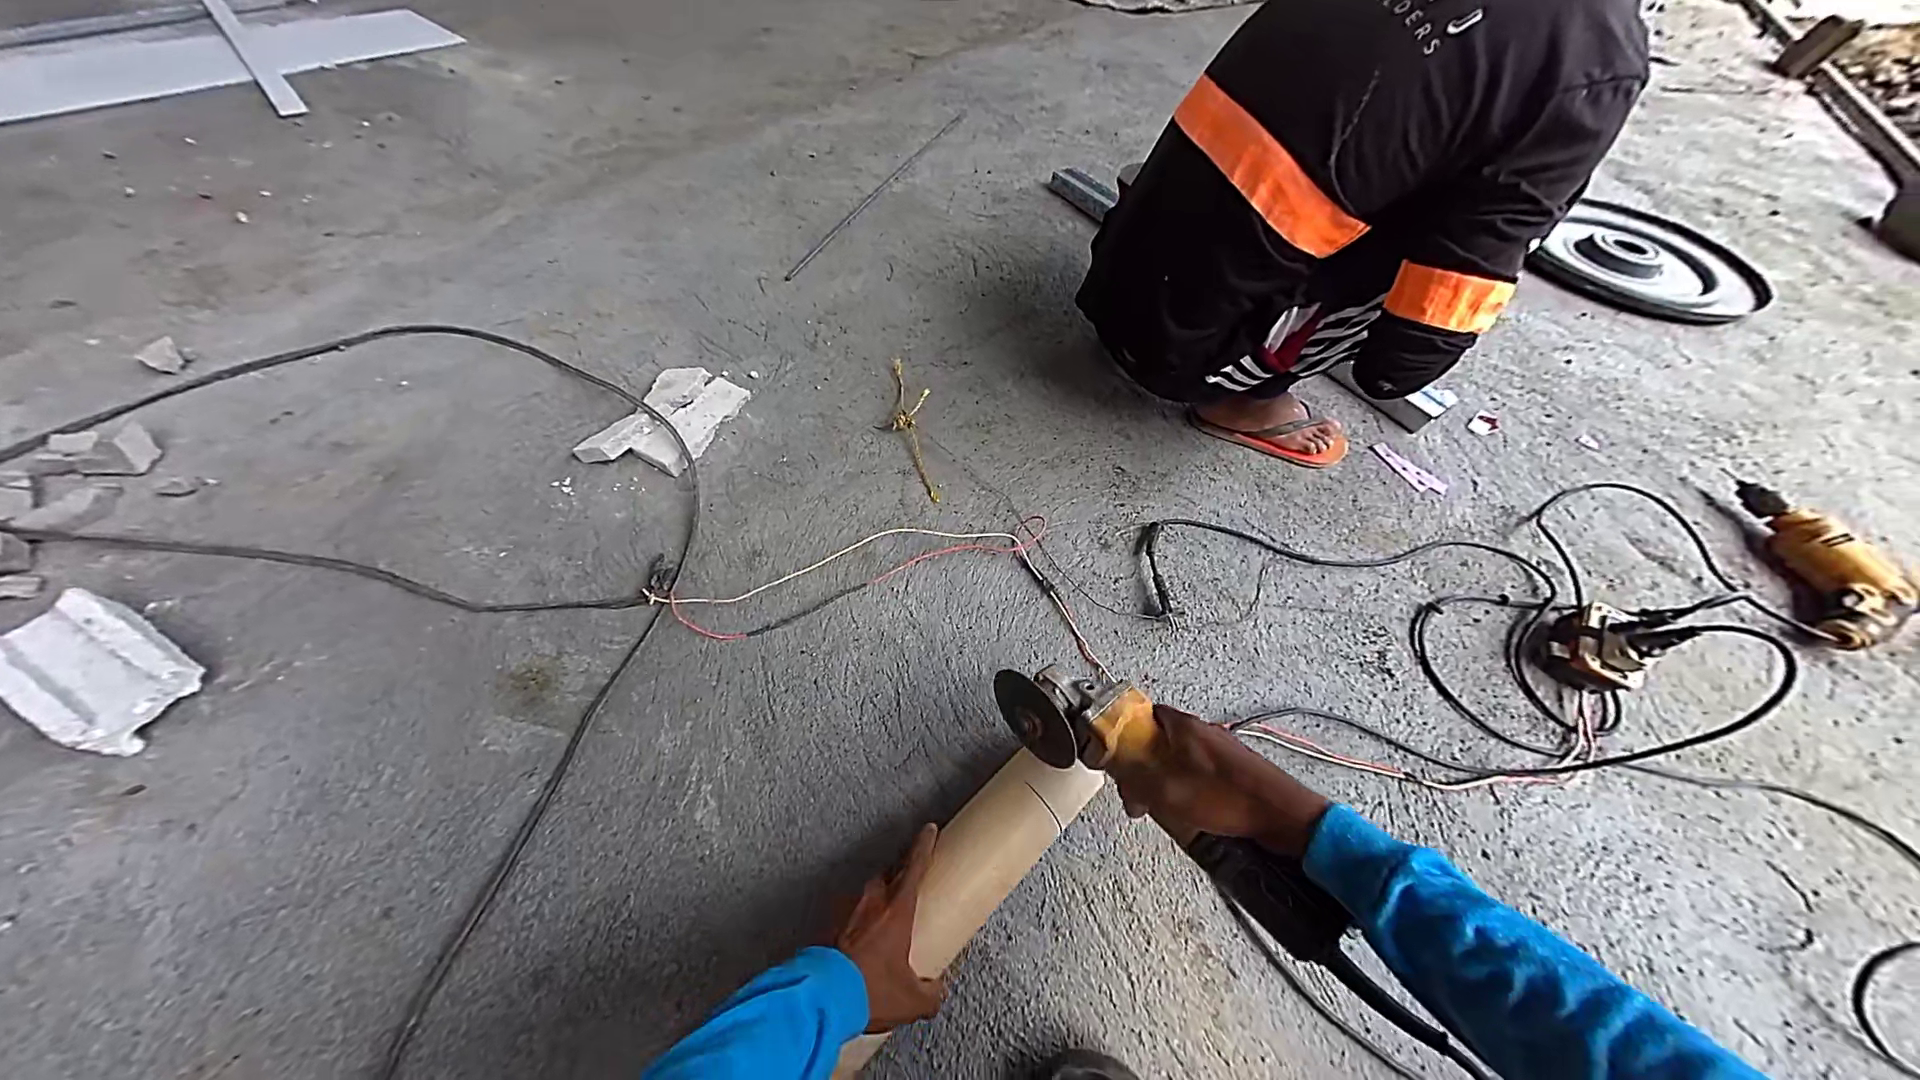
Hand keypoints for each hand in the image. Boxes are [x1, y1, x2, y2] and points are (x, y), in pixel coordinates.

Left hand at [835, 823, 946, 1031]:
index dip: (924, 844)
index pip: (915, 864)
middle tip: (907, 887)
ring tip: (881, 925)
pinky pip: (847, 913)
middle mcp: (872, 900)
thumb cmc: (866, 990)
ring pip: (867, 893)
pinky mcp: (828, 922)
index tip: (929, 830)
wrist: (820, 998)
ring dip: (875, 903)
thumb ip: (931, 993)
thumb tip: (937, 992)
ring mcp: (847, 908)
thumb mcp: (910, 999)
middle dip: (899, 876)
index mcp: (897, 908)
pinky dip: (855, 922)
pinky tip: (857, 943)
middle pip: (889, 874)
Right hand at [1106, 704, 1331, 856]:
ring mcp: (1218, 747)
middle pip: (1157, 738)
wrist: (1282, 815)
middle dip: (1142, 765)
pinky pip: (1195, 768)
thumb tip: (1119, 777)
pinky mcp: (1232, 766)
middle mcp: (1200, 729)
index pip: (1141, 715)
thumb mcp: (1168, 792)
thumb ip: (1136, 782)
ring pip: (1176, 756)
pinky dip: (1184, 784)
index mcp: (1183, 725)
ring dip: (1163, 778)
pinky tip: (1187, 808)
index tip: (1115, 755)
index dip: (1124, 734)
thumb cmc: (1230, 798)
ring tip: (1161, 804)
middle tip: (1137, 791)